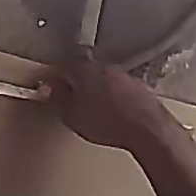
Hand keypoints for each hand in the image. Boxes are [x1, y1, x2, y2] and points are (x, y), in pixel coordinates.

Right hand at [42, 56, 185, 151]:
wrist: (148, 129)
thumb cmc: (109, 122)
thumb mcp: (72, 116)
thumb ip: (58, 99)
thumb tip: (48, 89)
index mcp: (84, 70)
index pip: (63, 66)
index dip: (54, 77)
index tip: (49, 88)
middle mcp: (105, 67)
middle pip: (85, 68)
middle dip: (76, 81)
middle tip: (70, 99)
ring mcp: (125, 75)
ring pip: (104, 78)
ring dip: (97, 89)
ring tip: (93, 110)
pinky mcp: (140, 87)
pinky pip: (120, 88)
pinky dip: (115, 96)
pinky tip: (113, 113)